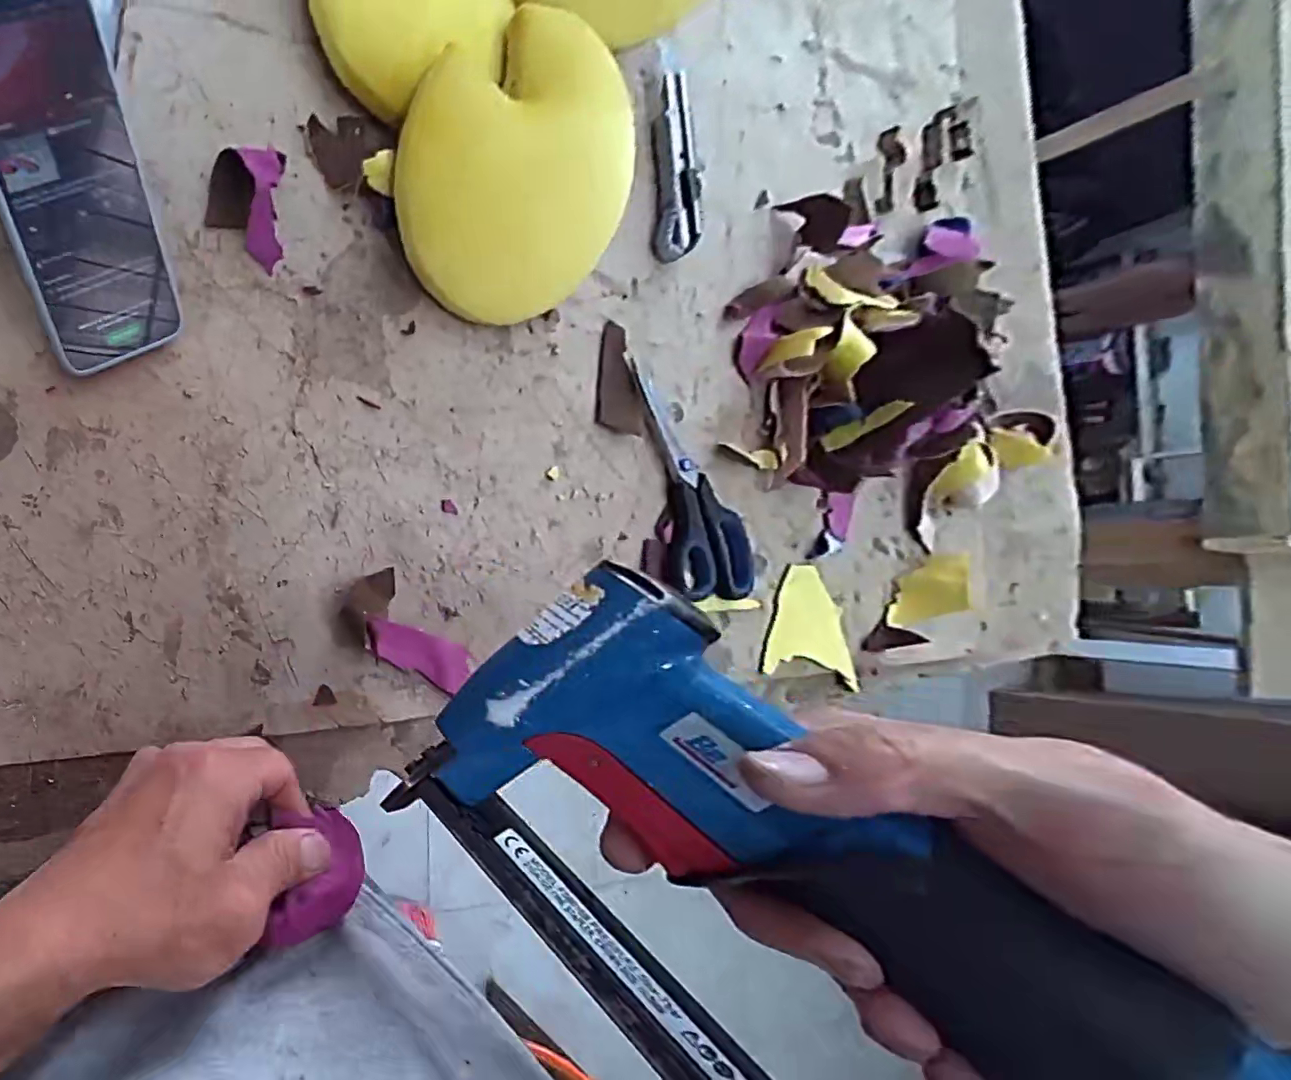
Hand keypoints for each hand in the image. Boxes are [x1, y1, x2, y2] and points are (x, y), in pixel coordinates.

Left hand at [0, 736, 333, 992]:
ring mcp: (147, 768)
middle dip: (270, 802)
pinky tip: (184, 850)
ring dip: (234, 803)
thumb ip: (286, 863)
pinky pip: (179, 782)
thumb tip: (315, 843)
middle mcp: (182, 755)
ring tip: (227, 856)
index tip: (292, 857)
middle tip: (267, 856)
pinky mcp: (122, 791)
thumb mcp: (239, 904)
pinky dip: (199, 804)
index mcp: (215, 771)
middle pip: (248, 759)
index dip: (297, 810)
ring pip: (213, 769)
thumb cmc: (156, 917)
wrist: (56, 932)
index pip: (279, 768)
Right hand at [601, 709, 1290, 1074]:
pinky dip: (880, 1018)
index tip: (630, 835)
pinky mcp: (927, 958)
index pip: (746, 756)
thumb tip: (758, 770)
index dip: (677, 784)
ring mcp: (895, 893)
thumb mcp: (1043, 793)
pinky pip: (862, 983)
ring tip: (908, 1019)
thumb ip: (902, 767)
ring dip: (831, 973)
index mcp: (873, 768)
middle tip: (839, 959)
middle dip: (773, 910)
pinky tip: (934, 1042)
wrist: (1289, 980)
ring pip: (802, 921)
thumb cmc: (1169, 863)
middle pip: (758, 850)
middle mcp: (866, 821)